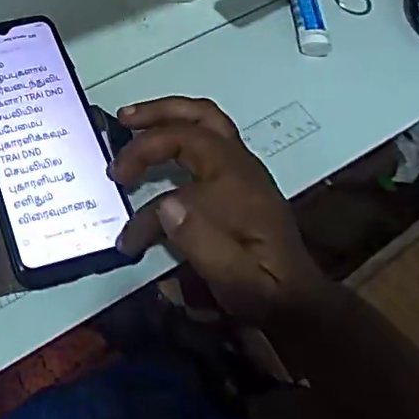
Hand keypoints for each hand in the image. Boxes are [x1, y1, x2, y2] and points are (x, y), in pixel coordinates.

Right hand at [111, 96, 328, 325]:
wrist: (299, 305)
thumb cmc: (264, 289)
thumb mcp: (234, 278)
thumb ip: (201, 243)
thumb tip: (165, 206)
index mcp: (238, 180)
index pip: (182, 147)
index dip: (142, 158)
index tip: (119, 182)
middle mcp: (240, 166)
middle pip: (198, 117)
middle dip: (156, 114)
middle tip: (123, 120)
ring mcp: (240, 171)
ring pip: (203, 121)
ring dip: (165, 117)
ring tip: (131, 122)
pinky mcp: (236, 181)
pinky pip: (204, 140)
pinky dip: (176, 136)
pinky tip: (155, 153)